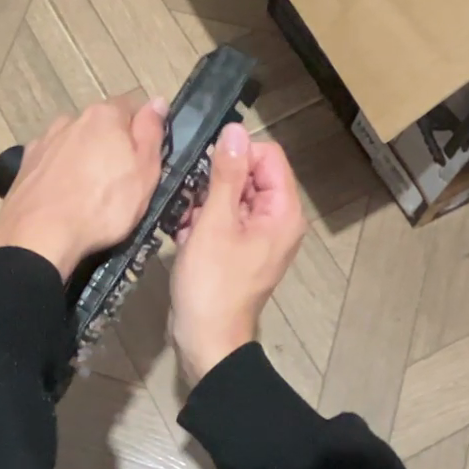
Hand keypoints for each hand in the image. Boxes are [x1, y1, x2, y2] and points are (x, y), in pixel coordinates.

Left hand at [0, 95, 167, 280]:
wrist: (40, 236)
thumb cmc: (103, 207)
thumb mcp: (144, 173)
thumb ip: (151, 133)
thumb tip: (157, 101)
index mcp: (104, 115)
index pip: (133, 108)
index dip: (143, 133)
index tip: (145, 160)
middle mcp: (71, 119)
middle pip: (101, 126)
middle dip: (111, 146)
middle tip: (120, 182)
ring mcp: (44, 141)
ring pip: (74, 143)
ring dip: (84, 159)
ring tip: (88, 194)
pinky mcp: (25, 164)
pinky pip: (52, 162)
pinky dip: (60, 173)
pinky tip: (63, 197)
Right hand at [170, 124, 305, 382]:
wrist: (205, 339)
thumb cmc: (211, 283)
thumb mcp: (215, 222)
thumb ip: (226, 174)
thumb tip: (235, 129)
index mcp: (282, 211)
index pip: (268, 155)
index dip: (236, 155)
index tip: (205, 171)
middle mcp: (277, 220)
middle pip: (248, 175)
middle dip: (215, 183)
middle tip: (191, 203)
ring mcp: (258, 237)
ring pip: (230, 197)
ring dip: (203, 204)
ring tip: (186, 226)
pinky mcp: (239, 250)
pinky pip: (223, 220)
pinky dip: (202, 224)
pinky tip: (185, 238)